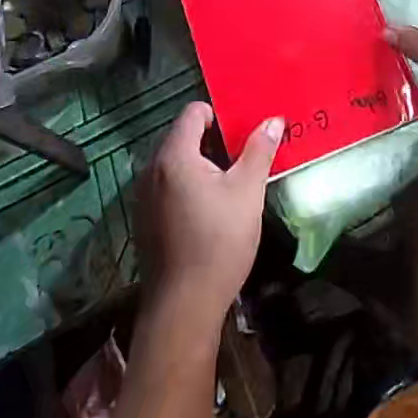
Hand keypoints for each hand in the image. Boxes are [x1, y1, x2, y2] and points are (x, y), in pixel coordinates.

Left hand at [138, 103, 280, 324]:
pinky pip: (168, 186)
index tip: (244, 134)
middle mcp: (151, 169)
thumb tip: (273, 120)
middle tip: (245, 158)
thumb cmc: (219, 241)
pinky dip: (188, 186)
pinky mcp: (145, 218)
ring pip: (176, 163)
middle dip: (214, 141)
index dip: (220, 115)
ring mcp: (143, 196)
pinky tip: (210, 211)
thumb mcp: (247, 191)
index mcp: (174, 156)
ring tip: (232, 184)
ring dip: (203, 165)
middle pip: (183, 136)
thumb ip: (259, 150)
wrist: (184, 305)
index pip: (193, 112)